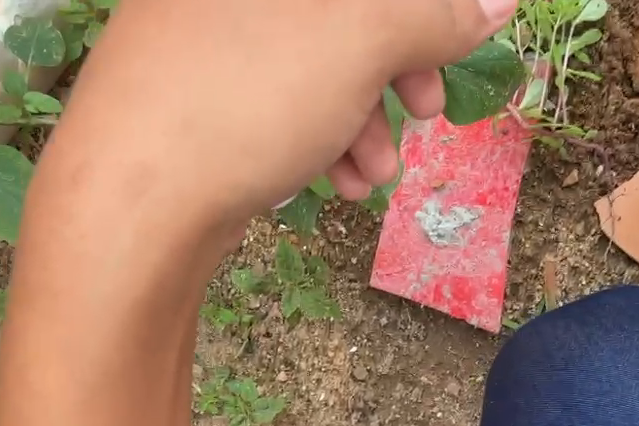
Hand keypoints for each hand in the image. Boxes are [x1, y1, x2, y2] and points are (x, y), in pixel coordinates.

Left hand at [28, 0, 516, 254]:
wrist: (139, 194)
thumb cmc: (252, 94)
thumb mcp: (360, 42)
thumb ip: (434, 16)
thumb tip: (499, 1)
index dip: (422, 14)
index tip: (449, 56)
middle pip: (349, 14)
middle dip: (398, 69)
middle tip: (425, 112)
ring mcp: (214, 35)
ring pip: (321, 65)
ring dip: (367, 123)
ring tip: (372, 175)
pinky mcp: (206, 93)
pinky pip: (286, 101)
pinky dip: (324, 140)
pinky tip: (337, 184)